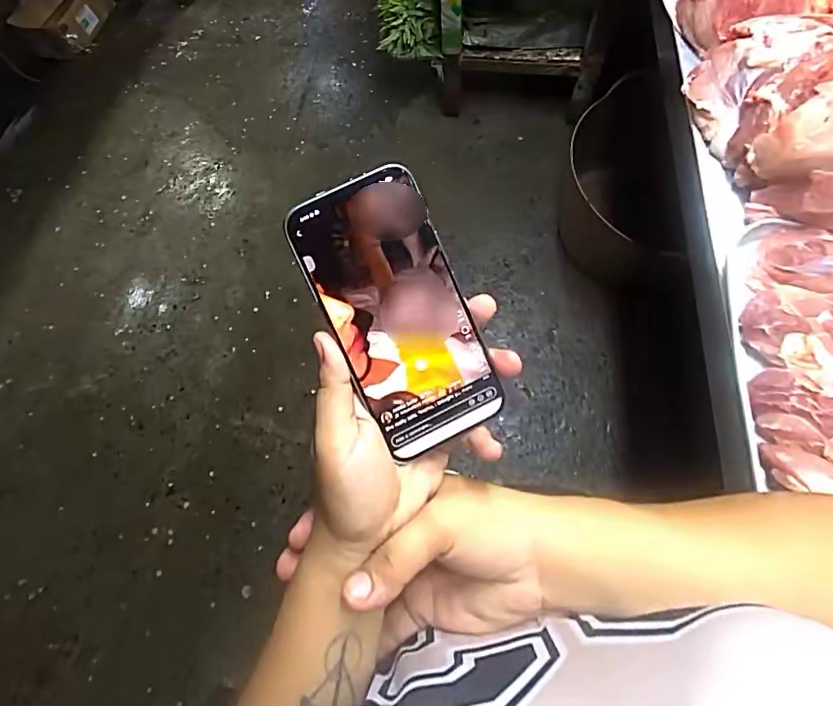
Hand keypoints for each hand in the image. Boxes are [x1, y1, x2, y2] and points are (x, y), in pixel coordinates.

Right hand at [284, 476, 548, 652]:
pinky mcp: (421, 607)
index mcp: (405, 496)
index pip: (357, 506)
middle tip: (291, 572)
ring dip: (338, 592)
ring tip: (305, 602)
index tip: (298, 536)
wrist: (541, 566)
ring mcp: (409, 570)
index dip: (327, 518)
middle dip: (323, 558)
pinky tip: (340, 633)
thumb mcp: (439, 523)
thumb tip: (353, 593)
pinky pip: (386, 621)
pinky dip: (364, 629)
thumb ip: (396, 556)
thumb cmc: (492, 524)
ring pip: (365, 583)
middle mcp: (401, 530)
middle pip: (354, 546)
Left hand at [304, 294, 516, 557]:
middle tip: (487, 311)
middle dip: (462, 328)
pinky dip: (484, 429)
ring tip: (509, 364)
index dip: (415, 309)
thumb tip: (324, 338)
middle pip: (431, 348)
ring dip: (484, 370)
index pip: (391, 335)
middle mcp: (394, 390)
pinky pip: (467, 423)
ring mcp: (419, 414)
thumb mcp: (335, 437)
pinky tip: (492, 442)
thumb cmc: (343, 491)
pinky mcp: (440, 440)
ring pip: (455, 379)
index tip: (440, 289)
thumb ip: (334, 388)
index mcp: (367, 383)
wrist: (370, 543)